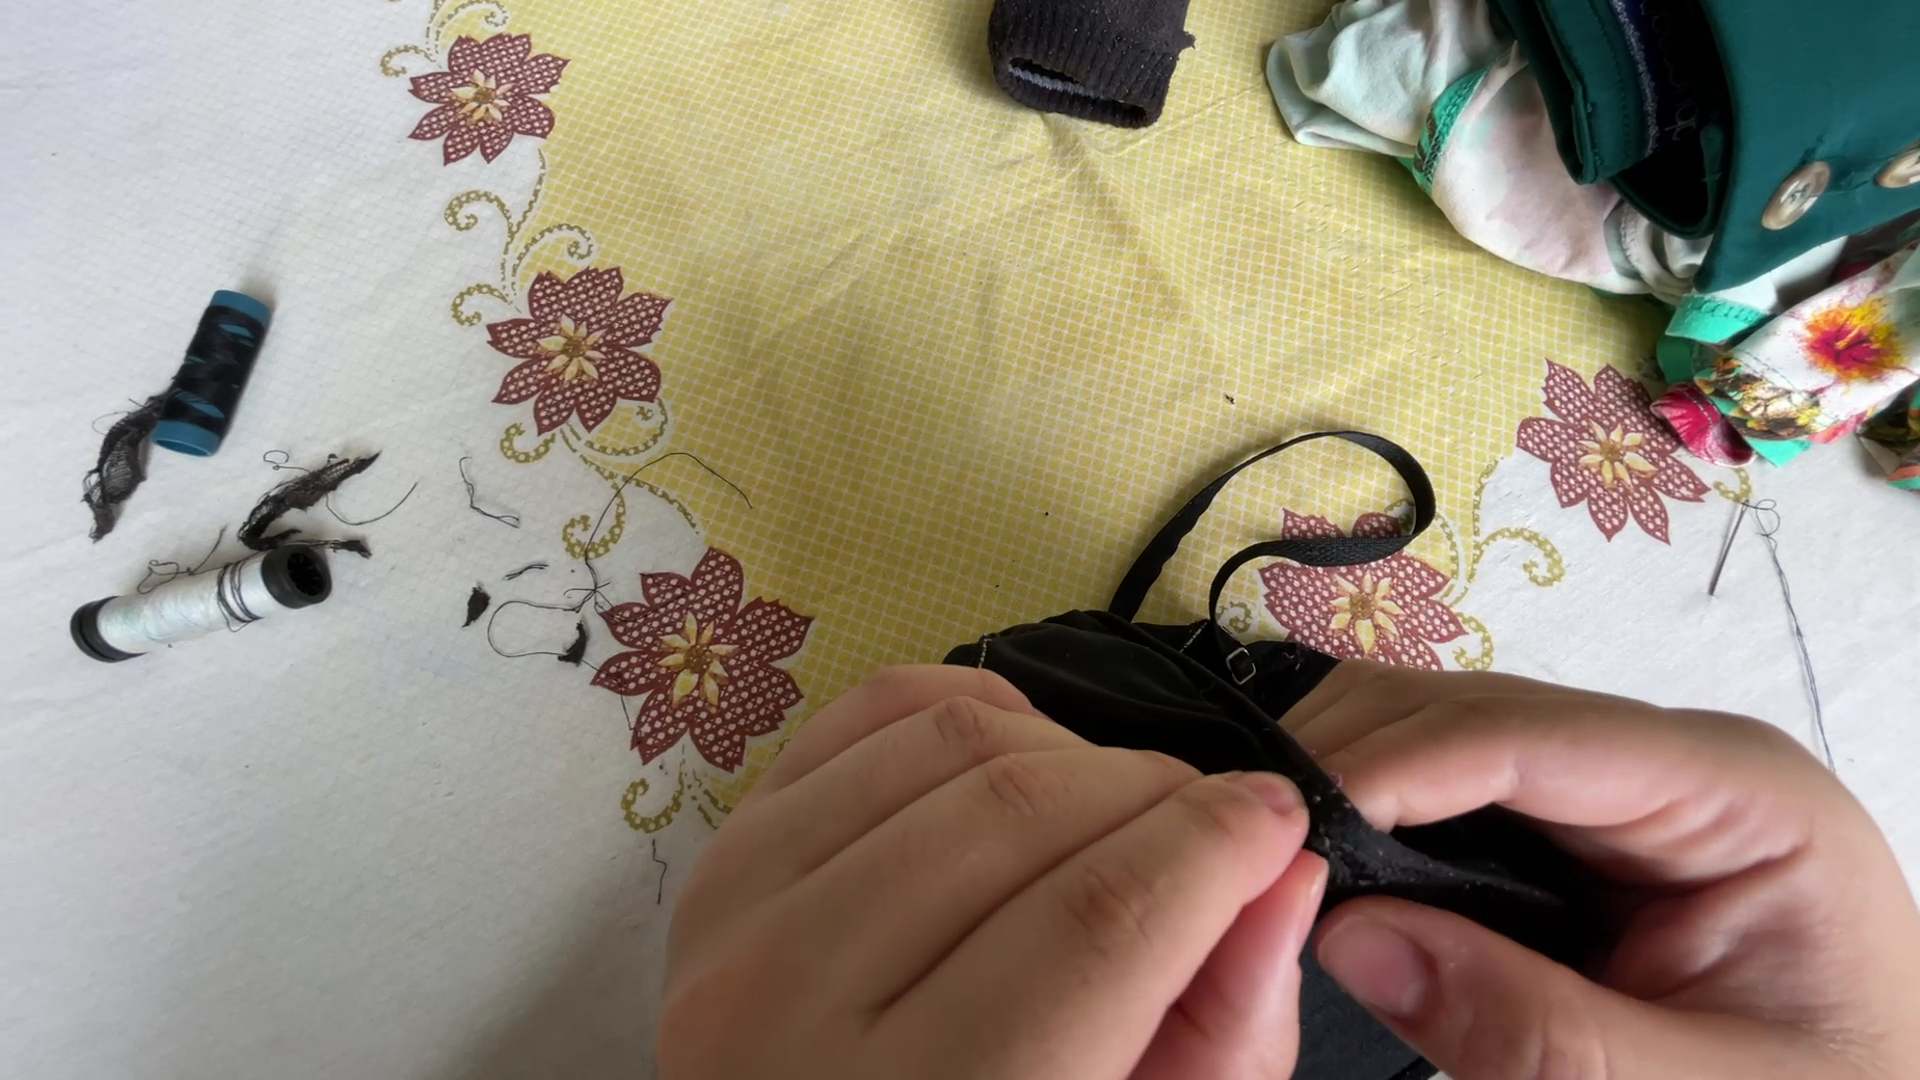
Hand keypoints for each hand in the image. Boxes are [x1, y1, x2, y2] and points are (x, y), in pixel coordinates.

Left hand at [658, 665, 1328, 1079]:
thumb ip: (1220, 1027)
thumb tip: (1278, 865)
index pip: (1093, 926)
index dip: (1209, 849)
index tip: (1273, 814)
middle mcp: (787, 1002)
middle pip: (1016, 815)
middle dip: (1147, 790)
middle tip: (1206, 809)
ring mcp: (740, 901)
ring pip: (949, 744)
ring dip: (1066, 746)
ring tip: (1114, 792)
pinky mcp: (732, 836)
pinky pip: (871, 710)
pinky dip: (969, 699)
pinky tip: (1020, 738)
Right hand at [1283, 662, 1919, 1079]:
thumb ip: (1534, 1032)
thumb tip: (1344, 936)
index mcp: (1728, 790)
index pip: (1518, 735)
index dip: (1392, 764)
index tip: (1297, 824)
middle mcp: (1643, 747)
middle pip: (1448, 704)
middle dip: (1344, 756)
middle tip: (1269, 837)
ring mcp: (1581, 764)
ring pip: (1414, 715)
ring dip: (1335, 762)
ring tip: (1285, 836)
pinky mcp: (1533, 796)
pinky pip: (1415, 758)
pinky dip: (1352, 784)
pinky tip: (1325, 834)